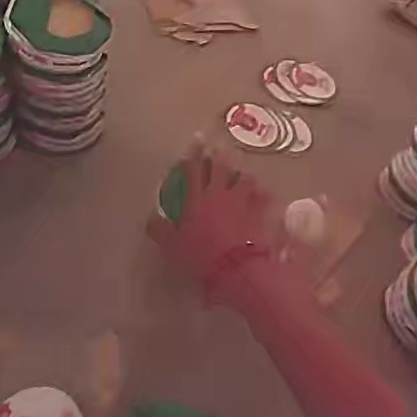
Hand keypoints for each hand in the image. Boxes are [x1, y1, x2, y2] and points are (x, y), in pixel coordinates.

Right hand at [146, 141, 271, 305]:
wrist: (235, 268)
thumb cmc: (200, 256)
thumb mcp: (172, 245)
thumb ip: (160, 229)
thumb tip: (151, 218)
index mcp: (196, 199)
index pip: (192, 171)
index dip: (192, 157)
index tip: (193, 147)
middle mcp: (219, 193)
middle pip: (220, 167)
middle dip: (218, 156)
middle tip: (219, 148)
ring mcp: (242, 200)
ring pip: (245, 178)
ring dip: (243, 174)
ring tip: (244, 172)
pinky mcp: (261, 212)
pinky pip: (265, 196)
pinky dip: (265, 194)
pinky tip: (266, 194)